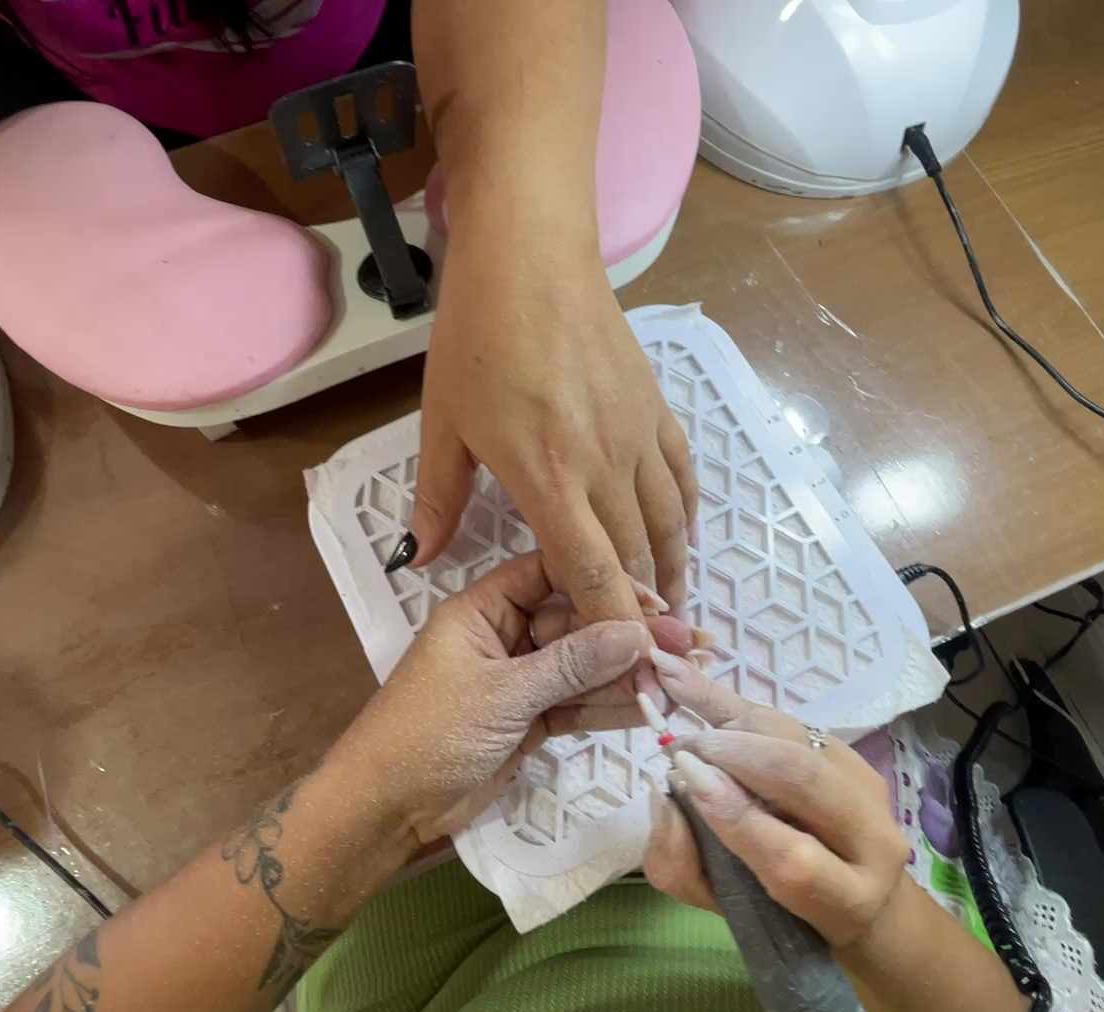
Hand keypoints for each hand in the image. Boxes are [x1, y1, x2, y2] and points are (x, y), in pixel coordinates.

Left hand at [333, 553, 653, 846]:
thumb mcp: (501, 694)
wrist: (385, 810)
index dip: (600, 579)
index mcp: (483, 609)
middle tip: (687, 644)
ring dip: (628, 673)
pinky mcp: (529, 719)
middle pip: (575, 623)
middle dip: (627, 635)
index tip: (652, 598)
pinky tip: (653, 704)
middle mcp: (505, 635)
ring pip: (582, 667)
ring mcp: (519, 680)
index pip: (549, 573)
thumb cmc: (428, 734)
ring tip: (685, 674)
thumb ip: (570, 664)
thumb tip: (636, 633)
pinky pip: (576, 704)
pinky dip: (610, 706)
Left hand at [411, 249, 697, 622]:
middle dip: (646, 609)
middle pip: (639, 557)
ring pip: (671, 523)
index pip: (591, 572)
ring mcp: (640, 436)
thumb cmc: (476, 339)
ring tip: (669, 605)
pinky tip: (682, 535)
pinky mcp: (658, 410)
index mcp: (546, 477)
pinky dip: (687, 516)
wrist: (531, 255)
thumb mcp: (443, 423)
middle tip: (647, 647)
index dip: (614, 626)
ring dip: (673, 571)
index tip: (626, 664)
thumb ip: (437, 499)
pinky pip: (685, 477)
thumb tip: (416, 559)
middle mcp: (605, 466)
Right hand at [642, 655, 910, 947]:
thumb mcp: (722, 906)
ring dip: (729, 725)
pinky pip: (779, 716)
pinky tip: (677, 672)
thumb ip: (681, 863)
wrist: (858, 890)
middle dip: (730, 755)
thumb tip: (660, 794)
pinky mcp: (845, 749)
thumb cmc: (778, 909)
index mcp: (845, 899)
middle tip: (679, 752)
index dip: (732, 814)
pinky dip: (725, 698)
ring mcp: (863, 783)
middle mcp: (870, 837)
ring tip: (683, 726)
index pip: (791, 858)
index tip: (682, 777)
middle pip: (802, 778)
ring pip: (791, 736)